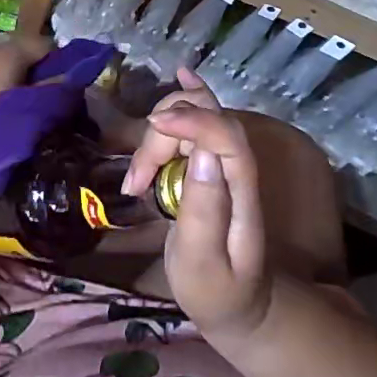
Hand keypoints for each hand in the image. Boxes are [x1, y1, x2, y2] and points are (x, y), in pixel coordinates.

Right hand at [125, 69, 272, 340]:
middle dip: (161, 136)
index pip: (225, 135)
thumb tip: (200, 153)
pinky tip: (182, 74)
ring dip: (157, 132)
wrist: (240, 303)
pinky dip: (186, 96)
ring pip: (193, 115)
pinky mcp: (211, 158)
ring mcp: (224, 157)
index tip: (153, 126)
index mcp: (241, 188)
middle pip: (203, 119)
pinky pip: (200, 117)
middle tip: (135, 183)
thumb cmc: (218, 291)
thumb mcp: (203, 265)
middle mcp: (235, 162)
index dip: (192, 120)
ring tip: (137, 178)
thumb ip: (204, 211)